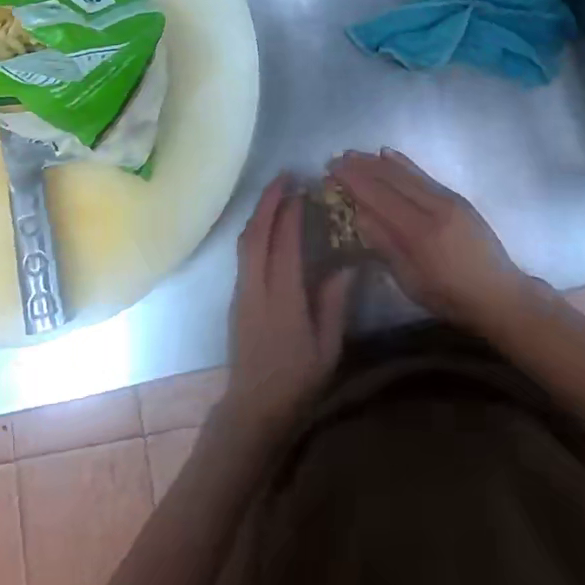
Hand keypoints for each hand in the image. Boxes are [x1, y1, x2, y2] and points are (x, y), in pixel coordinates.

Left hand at [222, 177, 354, 436]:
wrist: (253, 408)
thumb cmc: (297, 382)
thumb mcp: (327, 348)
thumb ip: (334, 304)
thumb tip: (347, 266)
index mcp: (282, 300)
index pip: (283, 245)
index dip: (290, 214)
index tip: (302, 189)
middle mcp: (256, 289)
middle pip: (255, 235)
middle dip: (267, 202)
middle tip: (285, 176)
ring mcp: (241, 293)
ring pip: (244, 243)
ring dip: (258, 214)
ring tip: (277, 193)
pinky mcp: (236, 299)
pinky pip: (243, 255)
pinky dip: (254, 232)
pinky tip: (267, 227)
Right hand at [328, 148, 536, 333]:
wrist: (499, 293)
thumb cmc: (450, 296)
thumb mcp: (410, 280)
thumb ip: (384, 243)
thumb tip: (358, 213)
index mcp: (419, 232)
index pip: (379, 197)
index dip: (353, 181)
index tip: (332, 170)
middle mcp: (434, 208)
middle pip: (391, 180)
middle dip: (362, 167)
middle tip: (337, 159)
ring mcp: (448, 199)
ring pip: (407, 173)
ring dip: (378, 162)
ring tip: (355, 154)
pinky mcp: (457, 198)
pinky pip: (423, 175)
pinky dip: (403, 164)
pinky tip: (388, 155)